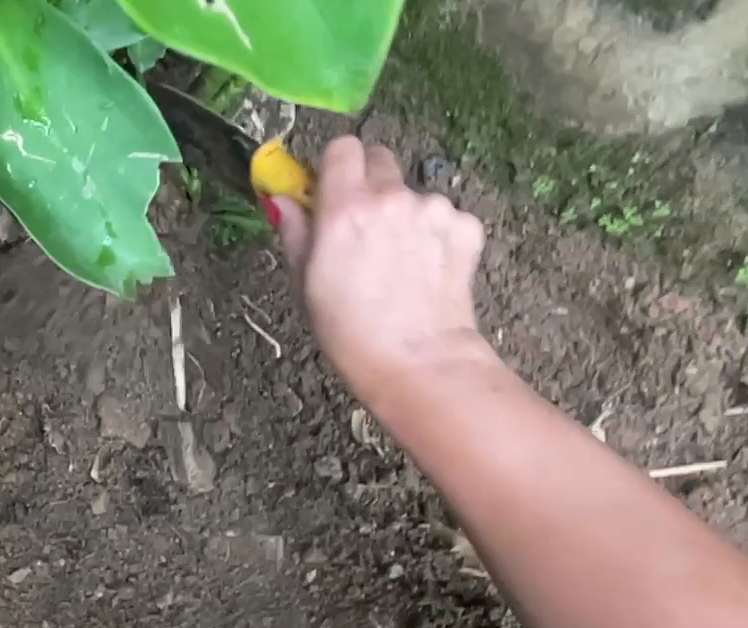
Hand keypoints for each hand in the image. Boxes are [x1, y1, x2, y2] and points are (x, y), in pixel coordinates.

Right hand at [268, 137, 487, 390]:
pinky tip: (421, 272)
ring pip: (411, 193)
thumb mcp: (304, 284)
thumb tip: (282, 200)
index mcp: (345, 208)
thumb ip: (295, 233)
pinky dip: (431, 235)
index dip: (334, 167)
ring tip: (394, 264)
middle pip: (379, 159)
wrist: (414, 360)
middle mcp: (392, 197)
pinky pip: (442, 216)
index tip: (329, 191)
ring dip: (400, 215)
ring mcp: (434, 208)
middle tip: (360, 229)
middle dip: (367, 184)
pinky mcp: (465, 225)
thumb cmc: (347, 331)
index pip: (342, 148)